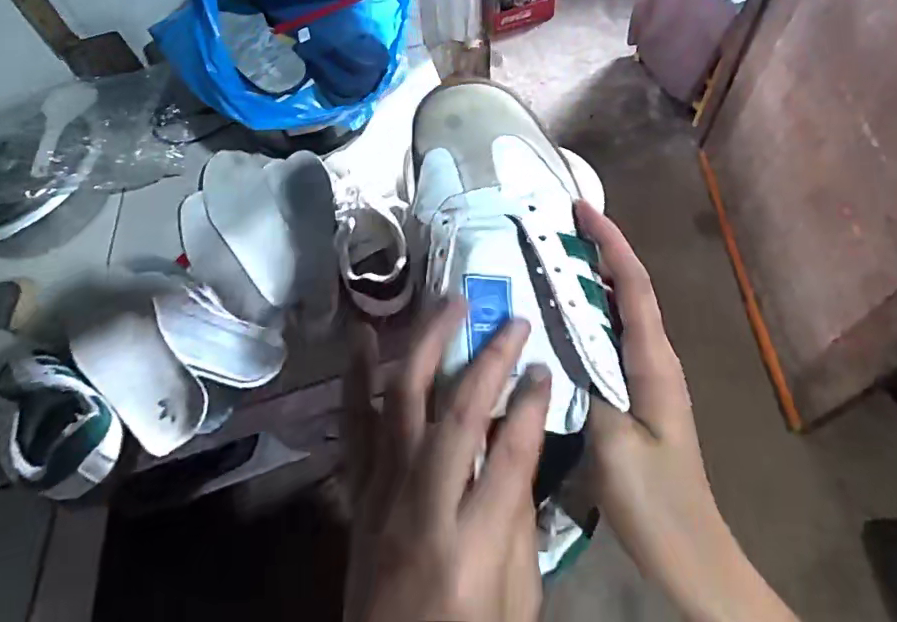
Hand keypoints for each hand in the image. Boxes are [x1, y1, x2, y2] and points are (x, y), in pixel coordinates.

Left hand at [343, 298, 551, 621]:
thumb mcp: (516, 600)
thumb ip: (519, 518)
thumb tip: (518, 442)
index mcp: (471, 546)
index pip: (510, 455)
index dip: (530, 403)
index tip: (543, 366)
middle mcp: (421, 507)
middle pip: (456, 414)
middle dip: (488, 359)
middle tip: (510, 321)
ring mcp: (380, 493)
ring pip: (401, 400)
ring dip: (426, 344)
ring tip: (448, 303)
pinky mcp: (356, 492)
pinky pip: (353, 423)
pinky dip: (356, 375)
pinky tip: (362, 334)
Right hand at [579, 202, 796, 621]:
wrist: (690, 552)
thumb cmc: (655, 499)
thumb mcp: (614, 444)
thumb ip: (586, 386)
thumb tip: (557, 341)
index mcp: (654, 361)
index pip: (634, 285)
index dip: (610, 241)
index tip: (580, 208)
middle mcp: (655, 357)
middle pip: (630, 287)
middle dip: (599, 249)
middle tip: (556, 225)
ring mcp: (648, 374)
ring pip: (620, 310)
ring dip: (593, 277)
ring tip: (553, 256)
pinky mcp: (636, 392)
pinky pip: (611, 336)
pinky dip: (588, 312)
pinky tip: (561, 317)